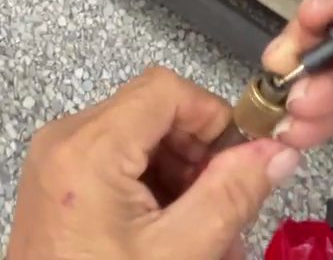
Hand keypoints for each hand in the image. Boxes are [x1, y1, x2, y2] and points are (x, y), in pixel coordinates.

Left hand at [7, 66, 299, 259]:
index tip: (244, 157)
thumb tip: (276, 151)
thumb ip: (230, 195)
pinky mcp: (56, 175)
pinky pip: (114, 155)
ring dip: (179, 171)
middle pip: (150, 109)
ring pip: (136, 132)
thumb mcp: (178, 253)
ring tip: (208, 229)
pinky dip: (150, 182)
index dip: (212, 115)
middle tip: (230, 205)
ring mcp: (56, 154)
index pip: (164, 89)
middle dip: (198, 151)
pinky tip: (173, 229)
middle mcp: (65, 136)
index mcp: (88, 146)